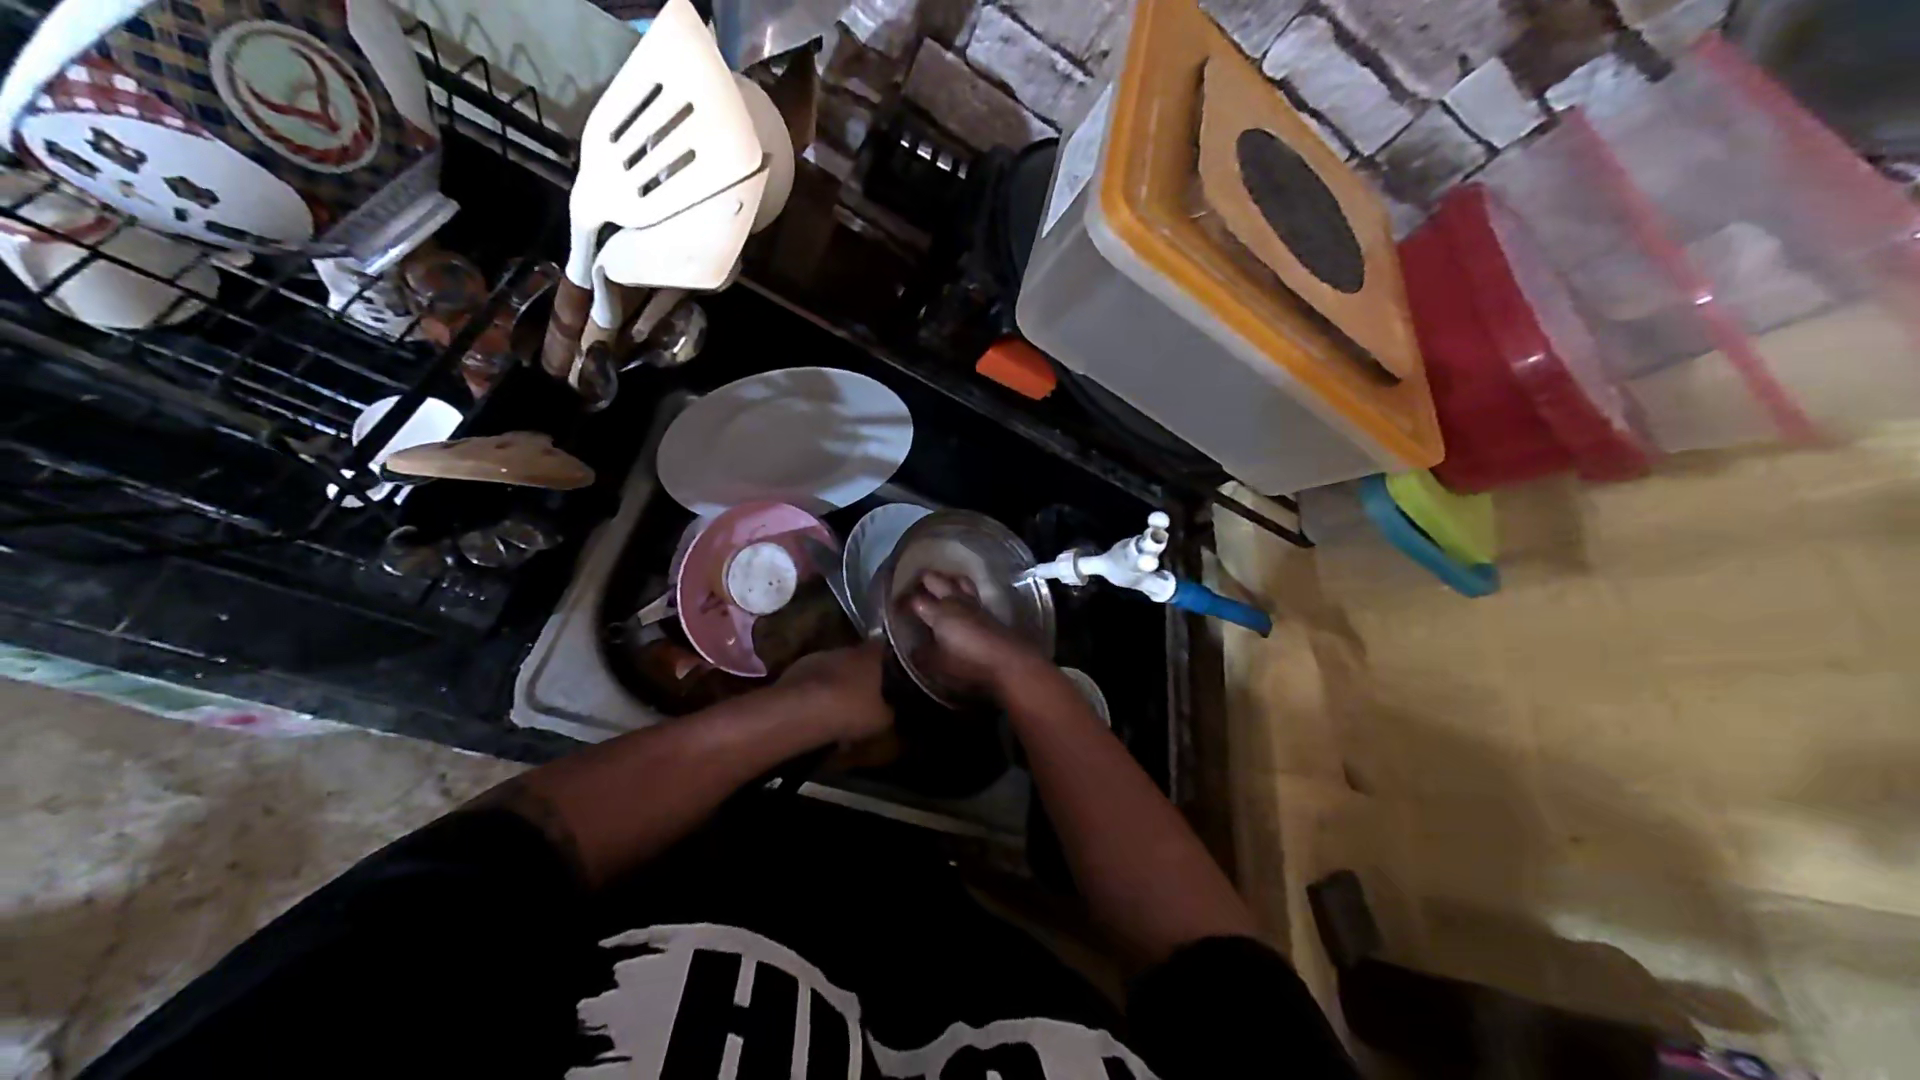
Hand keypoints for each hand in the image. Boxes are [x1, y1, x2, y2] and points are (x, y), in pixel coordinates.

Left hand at [774, 642, 891, 743]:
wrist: (801, 711)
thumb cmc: (850, 710)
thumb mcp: (880, 720)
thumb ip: (887, 710)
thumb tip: (888, 709)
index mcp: (868, 656)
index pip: (879, 646)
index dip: (883, 655)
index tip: (886, 665)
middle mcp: (843, 650)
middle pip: (853, 658)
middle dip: (857, 673)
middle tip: (861, 695)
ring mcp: (816, 658)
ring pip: (830, 670)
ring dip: (834, 683)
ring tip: (836, 708)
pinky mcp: (794, 671)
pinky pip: (811, 682)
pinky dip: (815, 693)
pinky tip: (816, 713)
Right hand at [902, 571, 1047, 699]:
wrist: (1009, 662)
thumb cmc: (968, 663)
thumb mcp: (937, 665)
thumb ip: (922, 655)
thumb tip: (913, 649)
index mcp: (938, 612)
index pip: (915, 600)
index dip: (903, 601)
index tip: (895, 605)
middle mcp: (955, 601)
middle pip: (936, 580)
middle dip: (923, 579)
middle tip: (914, 583)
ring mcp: (974, 604)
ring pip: (958, 581)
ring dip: (947, 579)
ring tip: (940, 583)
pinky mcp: (989, 612)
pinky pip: (972, 592)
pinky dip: (963, 590)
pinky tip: (962, 600)